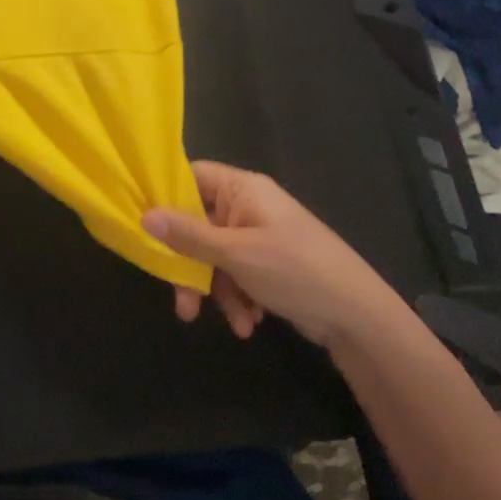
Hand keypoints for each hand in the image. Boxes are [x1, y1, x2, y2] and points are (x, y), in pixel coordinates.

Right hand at [143, 162, 400, 348]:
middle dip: (190, 266)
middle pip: (197, 224)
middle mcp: (248, 207)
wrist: (359, 317)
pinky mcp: (267, 265)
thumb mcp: (236, 253)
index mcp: (242, 189)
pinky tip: (249, 322)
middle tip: (183, 301)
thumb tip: (144, 216)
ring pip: (214, 256)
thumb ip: (189, 235)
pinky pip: (235, 274)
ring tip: (233, 322)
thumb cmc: (296, 270)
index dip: (164, 196)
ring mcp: (258, 237)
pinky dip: (237, 298)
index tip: (141, 223)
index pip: (190, 177)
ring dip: (217, 290)